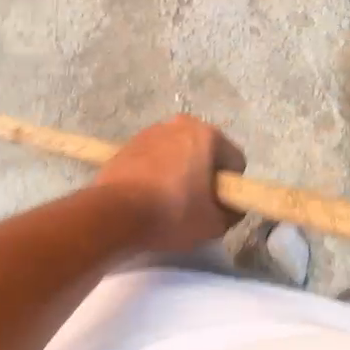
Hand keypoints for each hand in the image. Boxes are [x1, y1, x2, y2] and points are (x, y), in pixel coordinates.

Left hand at [94, 115, 246, 252]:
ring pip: (179, 152)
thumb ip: (232, 213)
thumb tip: (230, 206)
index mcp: (207, 134)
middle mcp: (182, 124)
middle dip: (204, 175)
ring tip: (167, 202)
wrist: (115, 213)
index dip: (231, 188)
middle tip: (194, 205)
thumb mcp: (214, 224)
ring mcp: (153, 130)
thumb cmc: (172, 213)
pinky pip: (156, 156)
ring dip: (180, 171)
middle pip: (206, 152)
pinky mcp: (130, 142)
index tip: (217, 207)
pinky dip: (158, 171)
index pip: (234, 161)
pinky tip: (148, 195)